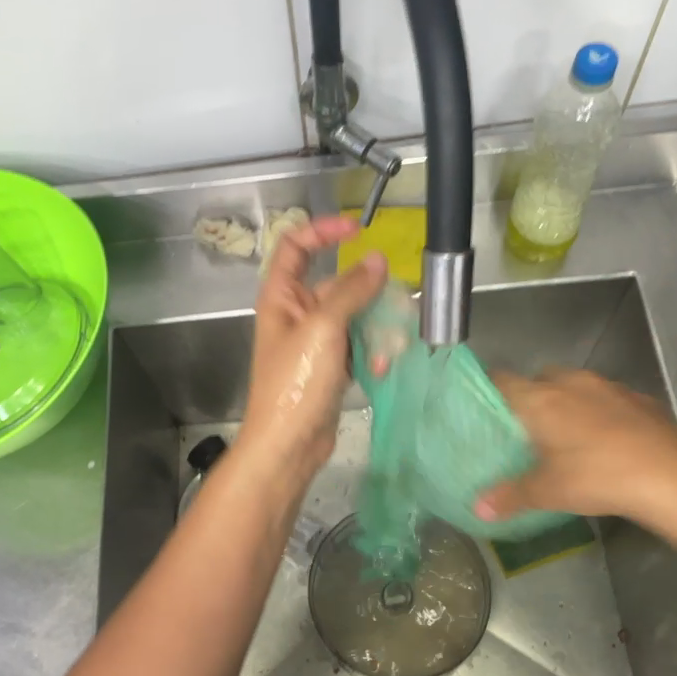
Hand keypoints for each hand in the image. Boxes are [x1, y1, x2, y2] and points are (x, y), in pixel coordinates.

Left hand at [238, 216, 385, 478]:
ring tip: (388, 349)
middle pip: (337, 285)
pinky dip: (371, 353)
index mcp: (280, 296)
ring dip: (375, 328)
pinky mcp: (330, 368)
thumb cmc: (296, 384)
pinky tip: (380, 369)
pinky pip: (358, 346)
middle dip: (368, 294)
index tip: (357, 229)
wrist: (288, 446)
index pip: (295, 246)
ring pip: (354, 317)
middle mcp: (295, 314)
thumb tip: (377, 260)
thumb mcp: (323, 329)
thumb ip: (351, 290)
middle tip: (397, 302)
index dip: (323, 231)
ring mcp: (314, 343)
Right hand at [475, 368, 676, 522]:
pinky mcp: (642, 399)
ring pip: (578, 385)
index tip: (485, 408)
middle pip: (541, 377)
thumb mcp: (547, 492)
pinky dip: (603, 412)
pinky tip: (609, 439)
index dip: (490, 390)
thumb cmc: (595, 477)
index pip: (502, 379)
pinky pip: (610, 399)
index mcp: (540, 399)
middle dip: (533, 396)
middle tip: (528, 429)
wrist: (670, 476)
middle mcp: (572, 383)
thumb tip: (476, 509)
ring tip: (569, 434)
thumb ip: (509, 496)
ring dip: (570, 402)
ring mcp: (610, 388)